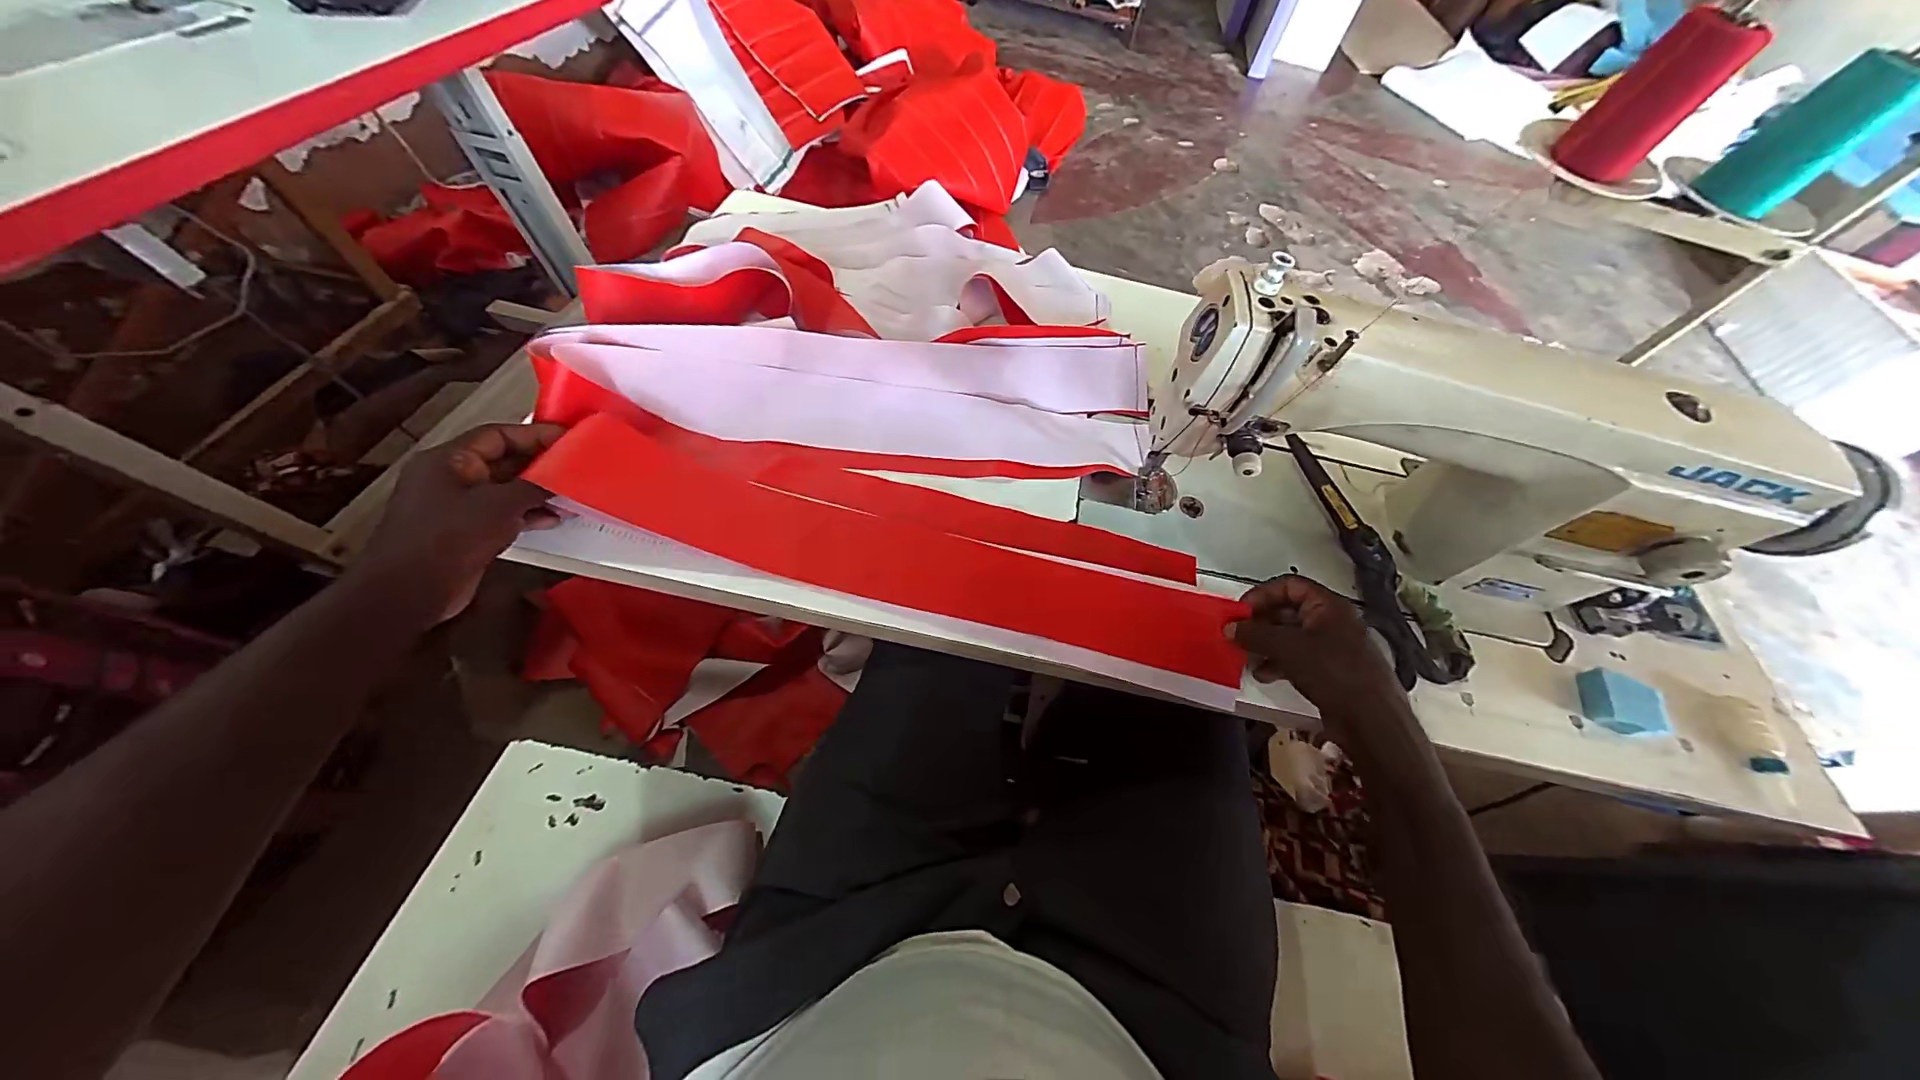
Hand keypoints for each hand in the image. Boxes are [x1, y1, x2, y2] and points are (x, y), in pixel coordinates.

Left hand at [347, 423, 564, 623]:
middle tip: (576, 465)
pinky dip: (528, 513)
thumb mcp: (498, 506)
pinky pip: (503, 513)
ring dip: (538, 491)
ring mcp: (457, 506)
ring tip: (571, 492)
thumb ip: (533, 488)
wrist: (410, 590)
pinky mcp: (466, 531)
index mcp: (448, 460)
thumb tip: (559, 481)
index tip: (568, 438)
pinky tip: (553, 518)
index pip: (497, 435)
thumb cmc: (447, 538)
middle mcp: (451, 478)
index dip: (534, 434)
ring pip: (506, 489)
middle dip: (540, 463)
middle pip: (503, 461)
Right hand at [1230, 575, 1396, 712]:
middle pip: (1288, 611)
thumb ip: (1255, 634)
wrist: (1370, 719)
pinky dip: (1278, 662)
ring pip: (1291, 637)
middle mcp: (1332, 622)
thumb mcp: (1287, 647)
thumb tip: (1231, 628)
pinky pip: (1298, 658)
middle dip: (1260, 622)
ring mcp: (1333, 648)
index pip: (1289, 586)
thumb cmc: (1335, 672)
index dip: (1262, 594)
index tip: (1241, 610)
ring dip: (1266, 645)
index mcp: (1329, 606)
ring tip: (1247, 655)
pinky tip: (1264, 674)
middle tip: (1239, 633)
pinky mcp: (1331, 671)